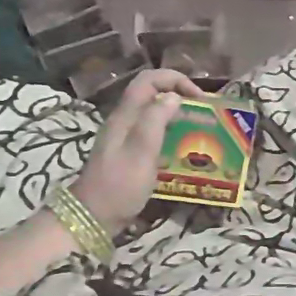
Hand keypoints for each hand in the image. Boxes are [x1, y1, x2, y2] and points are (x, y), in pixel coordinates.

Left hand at [69, 71, 207, 233]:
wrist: (93, 216)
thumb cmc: (120, 185)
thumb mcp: (141, 152)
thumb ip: (155, 120)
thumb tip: (174, 96)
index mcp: (126, 115)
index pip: (149, 79)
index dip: (175, 79)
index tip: (199, 97)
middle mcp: (124, 120)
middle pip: (151, 92)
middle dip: (178, 94)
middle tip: (202, 112)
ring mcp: (124, 136)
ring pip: (151, 111)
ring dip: (175, 113)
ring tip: (197, 128)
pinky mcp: (128, 152)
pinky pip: (151, 131)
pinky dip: (169, 131)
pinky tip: (181, 148)